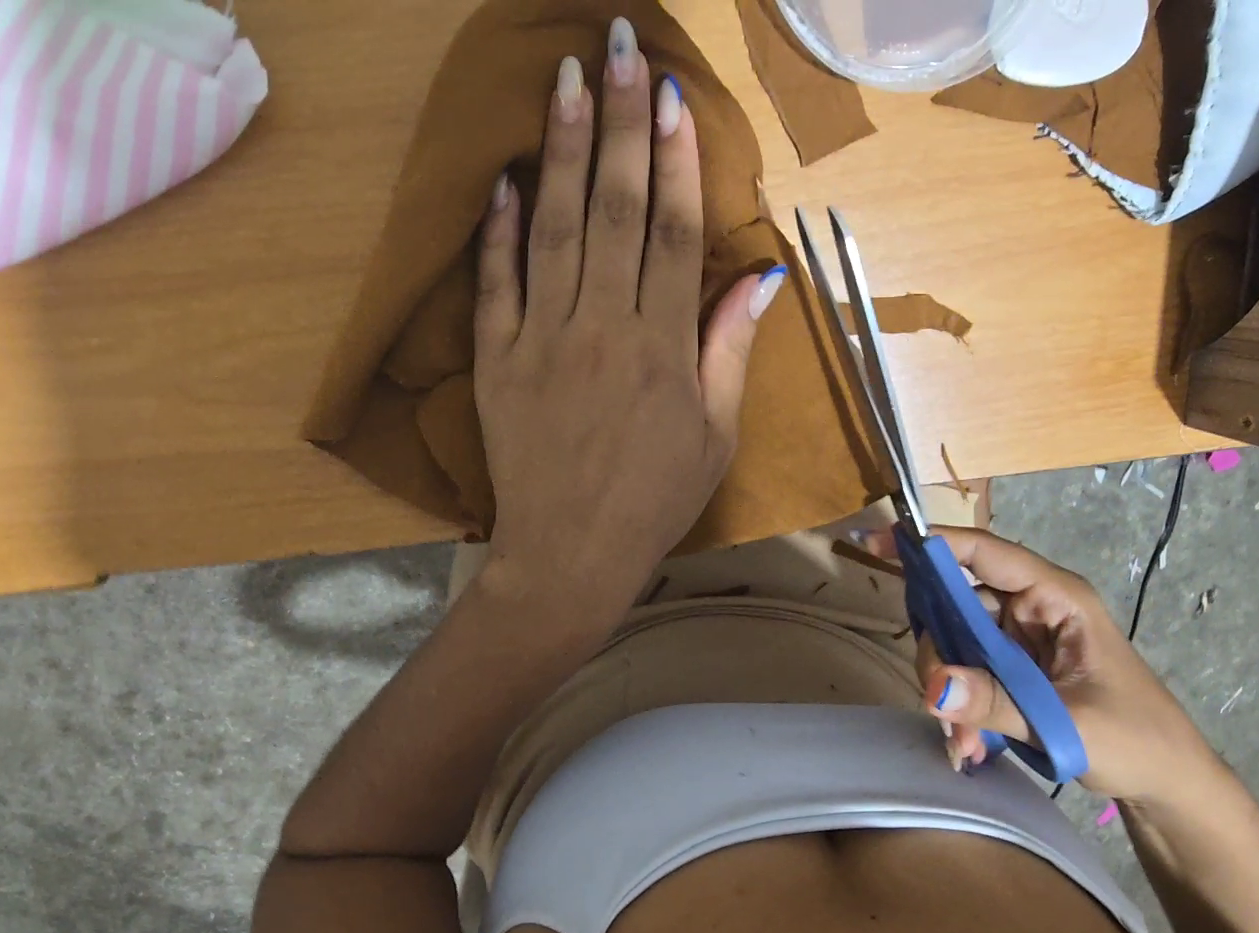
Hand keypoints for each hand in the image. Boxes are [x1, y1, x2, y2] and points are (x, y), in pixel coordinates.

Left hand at [472, 19, 787, 611]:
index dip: (675, 160)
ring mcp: (542, 341)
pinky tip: (502, 178)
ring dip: (557, 151)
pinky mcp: (495, 363)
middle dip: (616, 123)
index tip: (671, 96)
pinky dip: (497, 231)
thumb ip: (730, 348)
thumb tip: (762, 278)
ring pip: (552, 230)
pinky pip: (495, 285)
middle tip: (616, 45)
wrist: (570, 555)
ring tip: (562, 80)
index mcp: (663, 347)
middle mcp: (603, 328)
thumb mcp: (715, 435)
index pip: (672, 233)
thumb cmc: (654, 502)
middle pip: (612, 210)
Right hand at [879, 526, 1225, 803]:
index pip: (986, 554)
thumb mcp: (1064, 722)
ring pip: (956, 644)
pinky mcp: (1012, 670)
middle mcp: (1033, 609)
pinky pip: (966, 674)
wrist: (1166, 785)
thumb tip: (931, 686)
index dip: (934, 545)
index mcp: (1058, 598)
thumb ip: (995, 702)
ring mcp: (1020, 640)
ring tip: (964, 742)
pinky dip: (959, 708)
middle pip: (958, 605)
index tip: (880, 542)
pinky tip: (969, 747)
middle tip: (934, 701)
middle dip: (940, 654)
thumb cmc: (1136, 741)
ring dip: (949, 691)